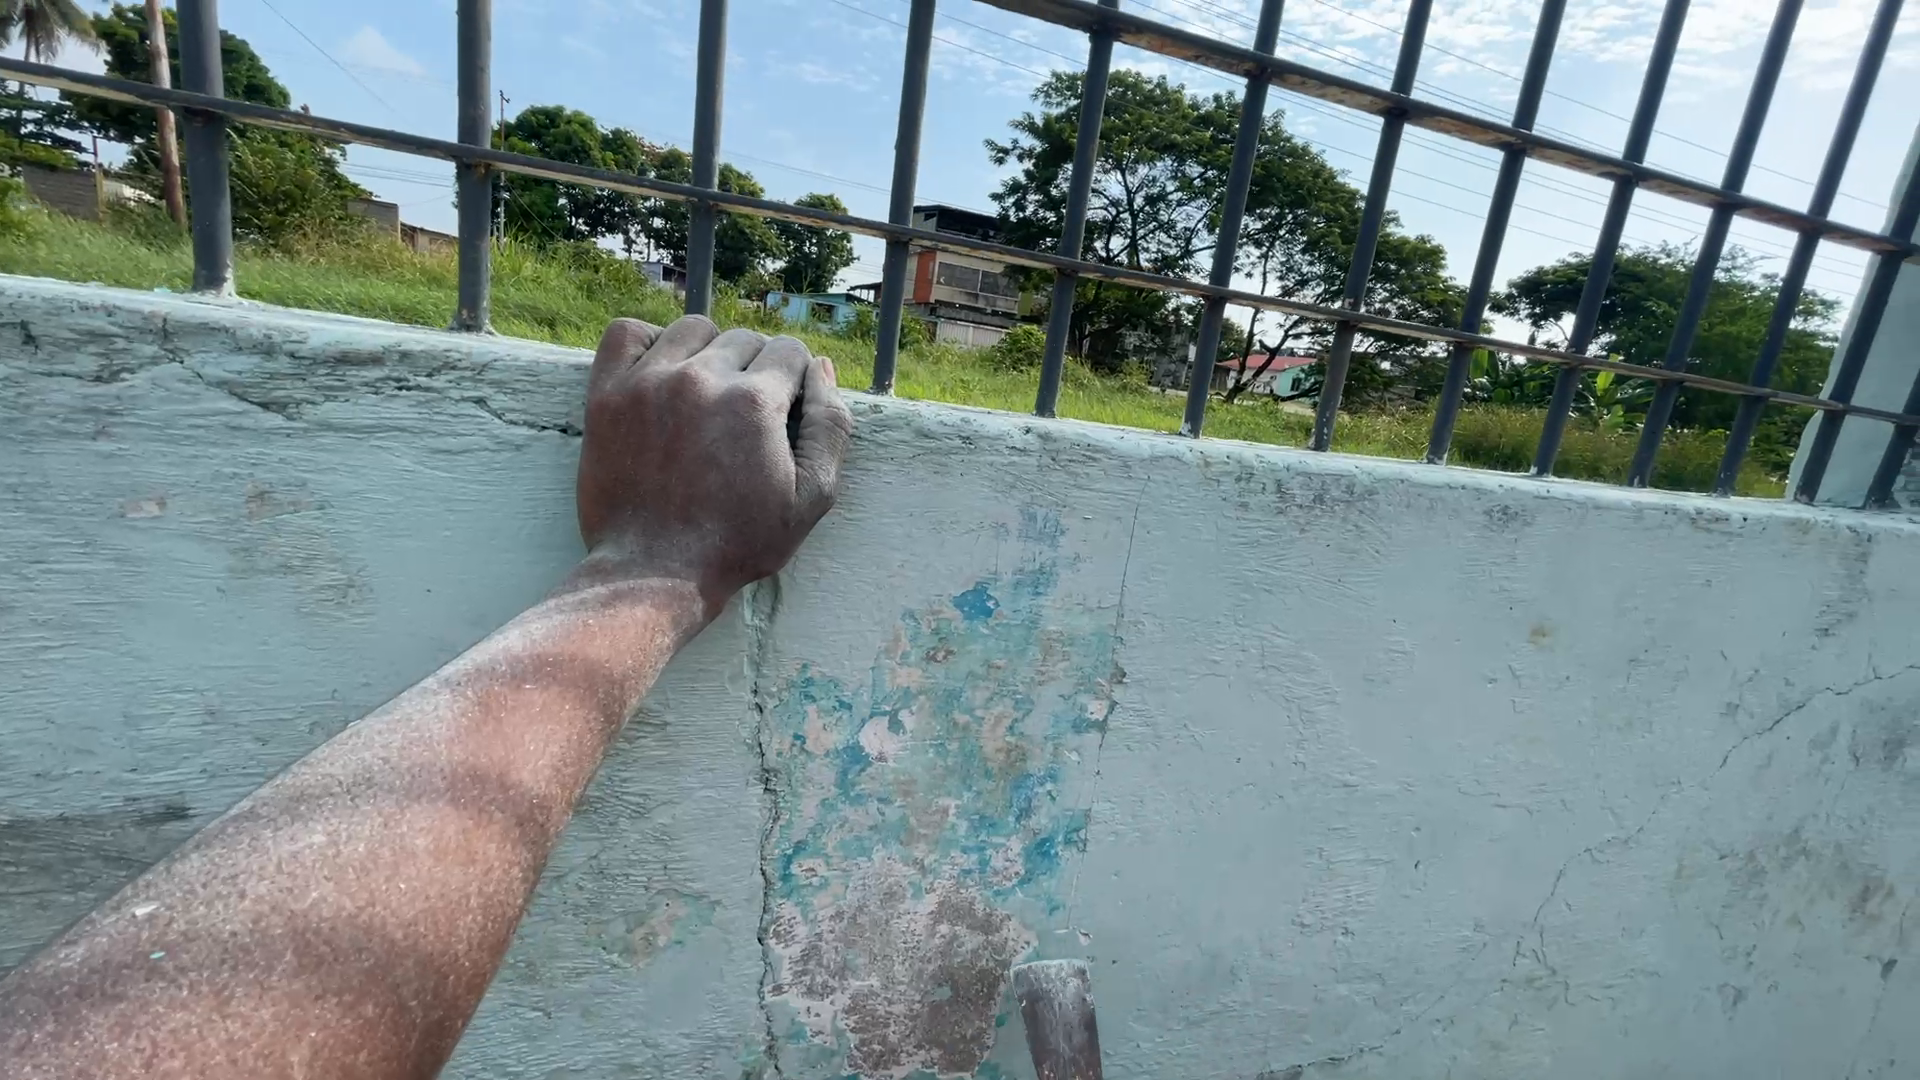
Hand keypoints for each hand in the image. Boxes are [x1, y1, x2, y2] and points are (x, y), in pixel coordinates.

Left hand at [573, 315, 852, 618]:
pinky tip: (663, 374)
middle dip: (758, 369)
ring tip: (710, 394)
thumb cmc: (740, 542)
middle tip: (749, 417)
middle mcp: (702, 379)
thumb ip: (830, 428)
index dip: (797, 381)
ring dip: (711, 352)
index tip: (786, 412)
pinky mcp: (607, 395)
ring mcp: (649, 382)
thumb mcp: (813, 497)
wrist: (657, 572)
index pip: (790, 351)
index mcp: (755, 403)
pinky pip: (627, 333)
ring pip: (693, 328)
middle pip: (745, 338)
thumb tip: (821, 368)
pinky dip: (650, 342)